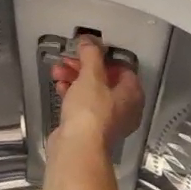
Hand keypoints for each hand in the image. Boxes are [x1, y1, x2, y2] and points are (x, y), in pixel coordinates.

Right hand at [51, 35, 143, 150]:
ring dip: (75, 79)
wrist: (77, 148)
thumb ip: (91, 55)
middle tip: (69, 60)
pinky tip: (59, 87)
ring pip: (92, 92)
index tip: (88, 50)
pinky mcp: (91, 129)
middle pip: (105, 80)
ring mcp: (108, 120)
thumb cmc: (90, 112)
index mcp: (133, 94)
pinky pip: (83, 106)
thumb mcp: (91, 76)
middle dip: (84, 67)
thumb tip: (89, 41)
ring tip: (58, 71)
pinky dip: (72, 94)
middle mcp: (124, 108)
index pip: (123, 68)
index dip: (104, 57)